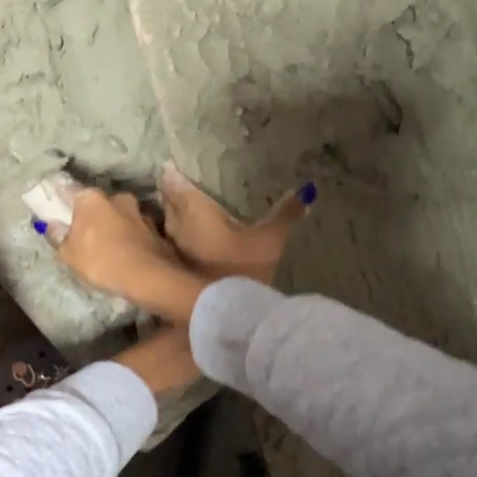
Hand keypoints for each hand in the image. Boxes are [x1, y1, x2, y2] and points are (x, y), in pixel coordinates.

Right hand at [54, 189, 206, 322]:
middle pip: (98, 202)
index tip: (57, 206)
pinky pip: (133, 229)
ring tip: (106, 242)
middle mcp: (116, 197)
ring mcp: (138, 212)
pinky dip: (127, 236)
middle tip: (84, 229)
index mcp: (91, 198)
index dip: (62, 199)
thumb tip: (51, 224)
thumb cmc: (100, 260)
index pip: (70, 191)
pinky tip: (124, 250)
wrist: (147, 276)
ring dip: (112, 224)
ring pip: (119, 214)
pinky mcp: (154, 229)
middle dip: (91, 212)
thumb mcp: (69, 254)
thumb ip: (57, 236)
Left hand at [161, 163, 311, 285]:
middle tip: (172, 179)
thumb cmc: (244, 268)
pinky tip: (183, 234)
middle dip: (169, 190)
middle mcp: (178, 225)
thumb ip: (286, 213)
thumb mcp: (270, 239)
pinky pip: (171, 240)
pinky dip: (176, 233)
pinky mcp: (175, 266)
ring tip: (178, 202)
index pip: (176, 185)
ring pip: (167, 221)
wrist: (225, 311)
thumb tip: (308, 189)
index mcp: (195, 211)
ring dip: (170, 211)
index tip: (169, 165)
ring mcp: (174, 247)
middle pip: (169, 201)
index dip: (172, 175)